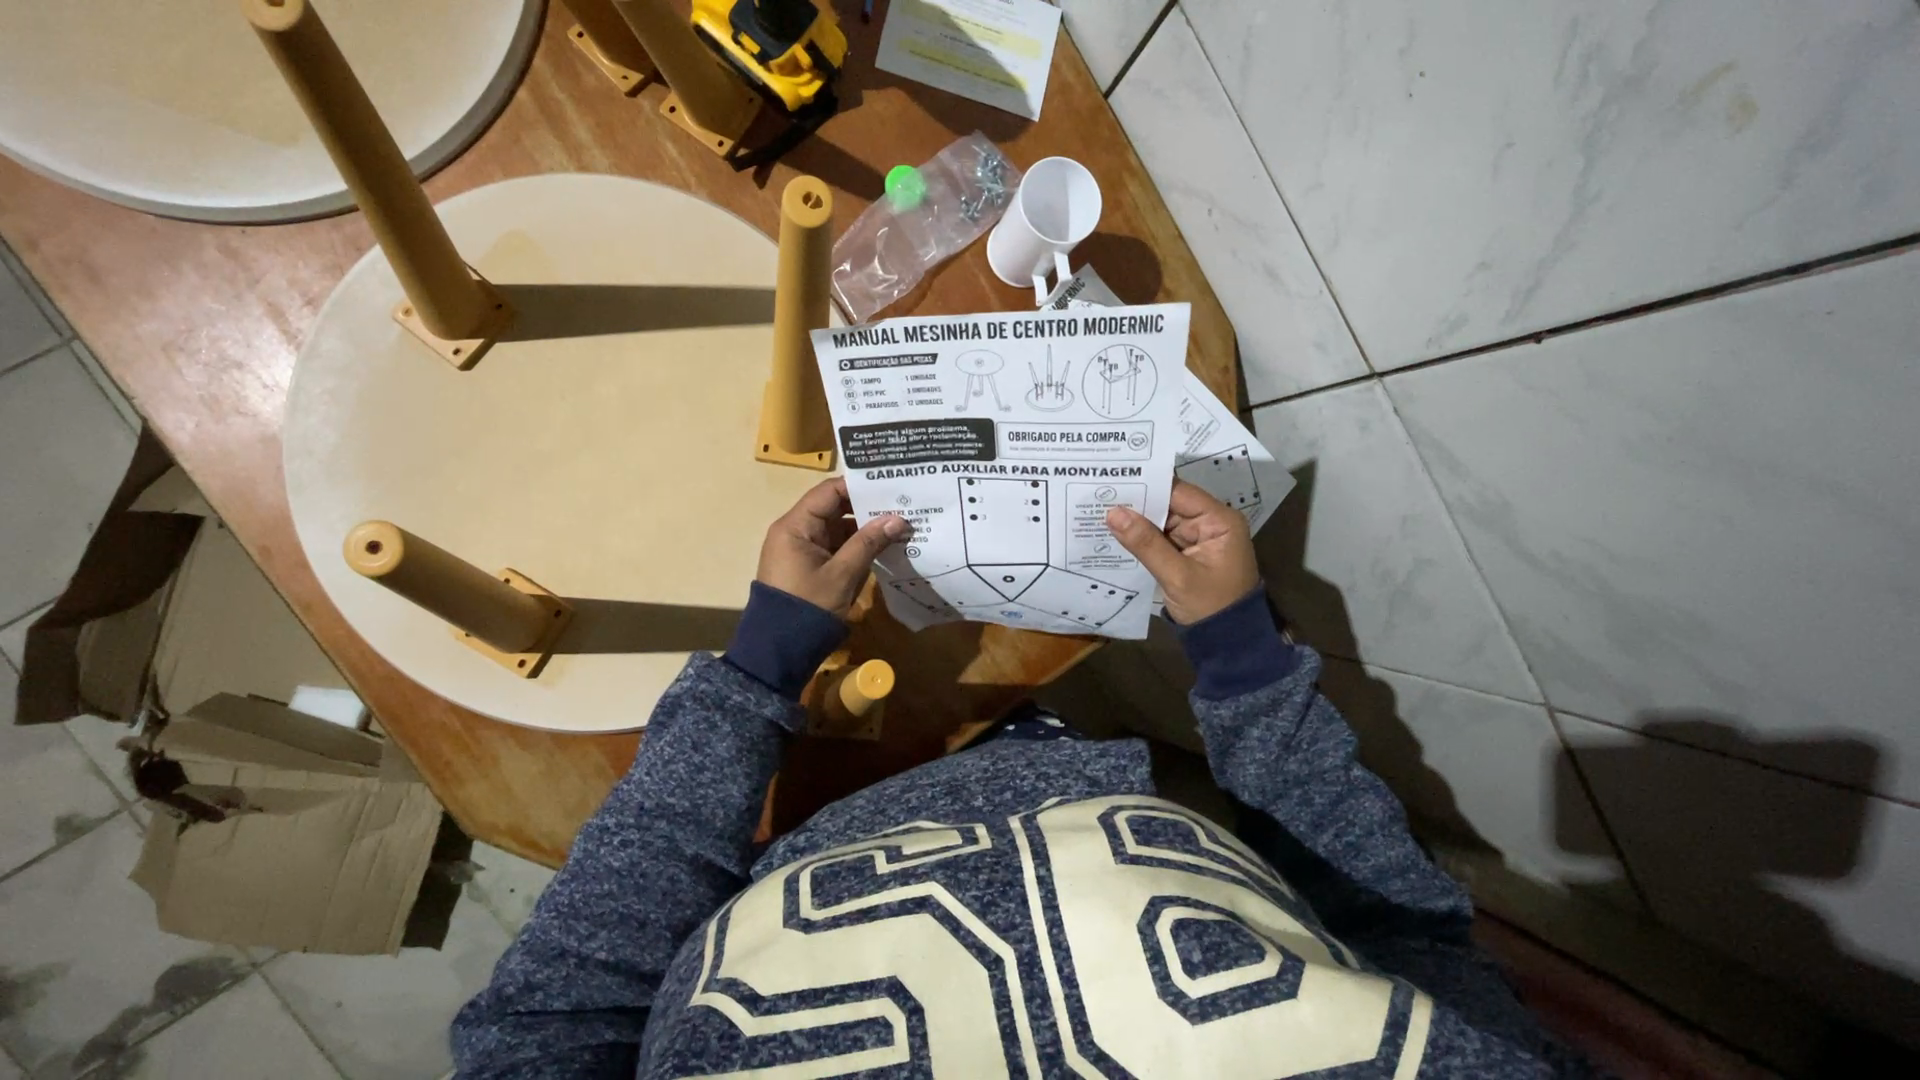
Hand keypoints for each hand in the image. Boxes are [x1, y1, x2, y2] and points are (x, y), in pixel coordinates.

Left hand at [757, 478, 910, 617]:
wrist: (781, 648)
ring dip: (865, 528)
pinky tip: (883, 546)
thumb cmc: (809, 606)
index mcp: (795, 526)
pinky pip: (835, 546)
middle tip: (902, 505)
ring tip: (899, 525)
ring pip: (837, 528)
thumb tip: (897, 519)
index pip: (829, 492)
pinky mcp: (809, 566)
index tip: (890, 485)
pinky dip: (856, 545)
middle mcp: (796, 531)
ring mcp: (802, 549)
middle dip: (867, 508)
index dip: (859, 486)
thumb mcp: (842, 574)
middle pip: (834, 508)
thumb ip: (869, 543)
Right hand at [1106, 479, 1260, 624]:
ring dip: (1135, 518)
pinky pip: (1159, 536)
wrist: (1228, 642)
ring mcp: (1197, 538)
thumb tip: (1113, 513)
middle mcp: (1209, 522)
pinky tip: (1114, 531)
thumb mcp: (1177, 576)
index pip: (1179, 492)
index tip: (1113, 479)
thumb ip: (1146, 543)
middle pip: (1168, 503)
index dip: (1147, 485)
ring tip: (1098, 508)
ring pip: (1160, 519)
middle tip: (1098, 493)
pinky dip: (1140, 536)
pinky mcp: (1185, 552)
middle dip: (1137, 501)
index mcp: (1219, 521)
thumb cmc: (1210, 606)